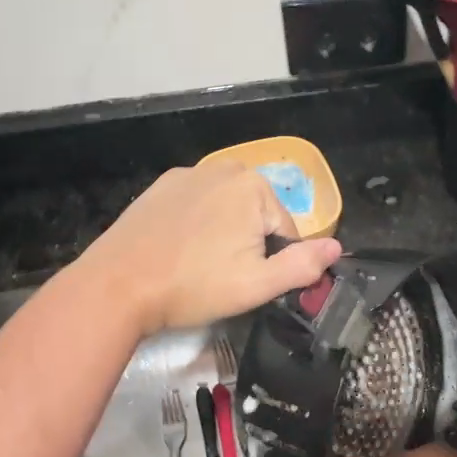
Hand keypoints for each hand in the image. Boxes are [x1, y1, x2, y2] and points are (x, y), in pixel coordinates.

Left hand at [82, 160, 341, 334]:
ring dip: (224, 236)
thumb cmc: (195, 287)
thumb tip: (337, 248)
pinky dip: (197, 227)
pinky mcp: (161, 187)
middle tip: (222, 278)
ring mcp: (189, 175)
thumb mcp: (258, 285)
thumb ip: (303, 265)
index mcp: (254, 188)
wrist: (118, 286)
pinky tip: (180, 252)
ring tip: (200, 268)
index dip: (274, 263)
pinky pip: (198, 206)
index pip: (287, 233)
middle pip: (258, 216)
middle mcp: (225, 169)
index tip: (245, 283)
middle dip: (249, 245)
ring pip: (228, 211)